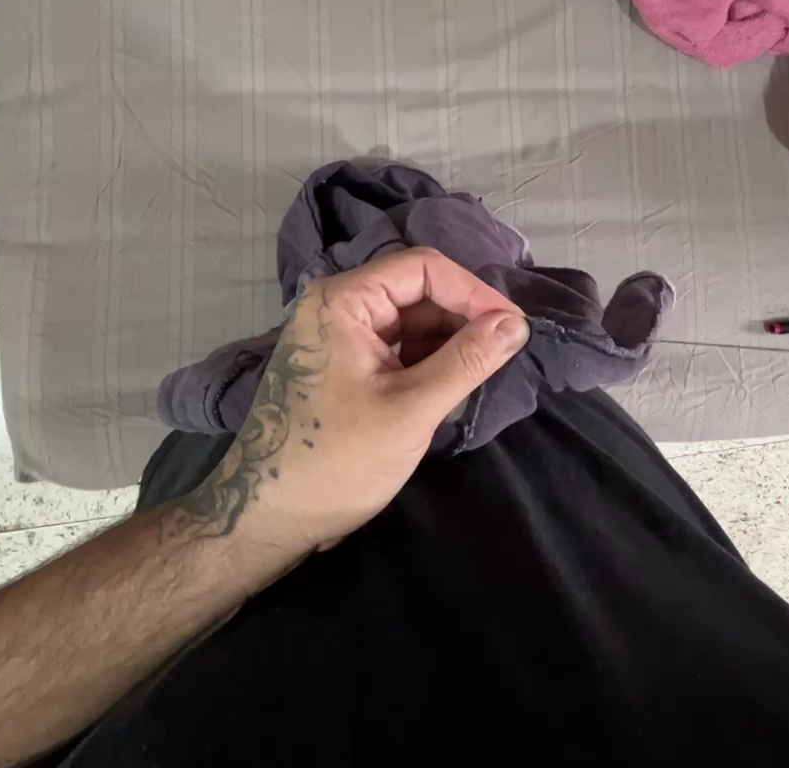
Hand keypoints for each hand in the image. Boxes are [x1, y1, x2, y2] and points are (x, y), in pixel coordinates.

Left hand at [166, 247, 531, 553]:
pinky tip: (459, 381)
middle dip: (466, 317)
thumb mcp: (410, 409)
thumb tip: (517, 323)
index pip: (424, 269)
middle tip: (509, 351)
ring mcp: (344, 336)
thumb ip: (467, 360)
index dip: (474, 291)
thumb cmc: (335, 461)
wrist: (270, 519)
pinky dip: (433, 359)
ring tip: (489, 368)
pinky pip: (402, 346)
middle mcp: (341, 307)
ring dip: (453, 340)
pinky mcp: (350, 365)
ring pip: (414, 320)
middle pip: (419, 291)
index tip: (515, 327)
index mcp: (344, 301)